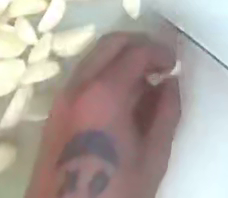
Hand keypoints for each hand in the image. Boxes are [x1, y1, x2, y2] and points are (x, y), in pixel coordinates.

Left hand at [25, 33, 180, 197]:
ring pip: (93, 59)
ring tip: (143, 84)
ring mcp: (61, 101)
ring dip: (119, 60)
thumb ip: (167, 112)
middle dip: (138, 45)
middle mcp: (78, 87)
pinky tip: (120, 101)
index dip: (160, 51)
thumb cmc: (114, 196)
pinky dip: (103, 75)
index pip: (137, 51)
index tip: (175, 63)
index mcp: (104, 92)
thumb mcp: (153, 158)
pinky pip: (82, 79)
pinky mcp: (52, 119)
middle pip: (110, 44)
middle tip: (159, 63)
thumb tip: (170, 83)